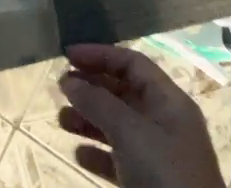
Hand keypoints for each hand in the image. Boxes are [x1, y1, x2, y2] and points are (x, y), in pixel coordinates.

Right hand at [53, 44, 224, 187]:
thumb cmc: (166, 174)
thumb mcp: (130, 131)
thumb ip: (97, 102)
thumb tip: (69, 80)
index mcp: (169, 103)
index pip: (132, 64)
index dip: (100, 55)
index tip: (66, 56)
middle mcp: (165, 123)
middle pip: (123, 92)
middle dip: (90, 88)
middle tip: (60, 88)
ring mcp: (157, 155)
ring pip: (117, 125)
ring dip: (88, 119)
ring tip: (62, 121)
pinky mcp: (148, 183)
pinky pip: (117, 158)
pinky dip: (97, 153)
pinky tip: (80, 154)